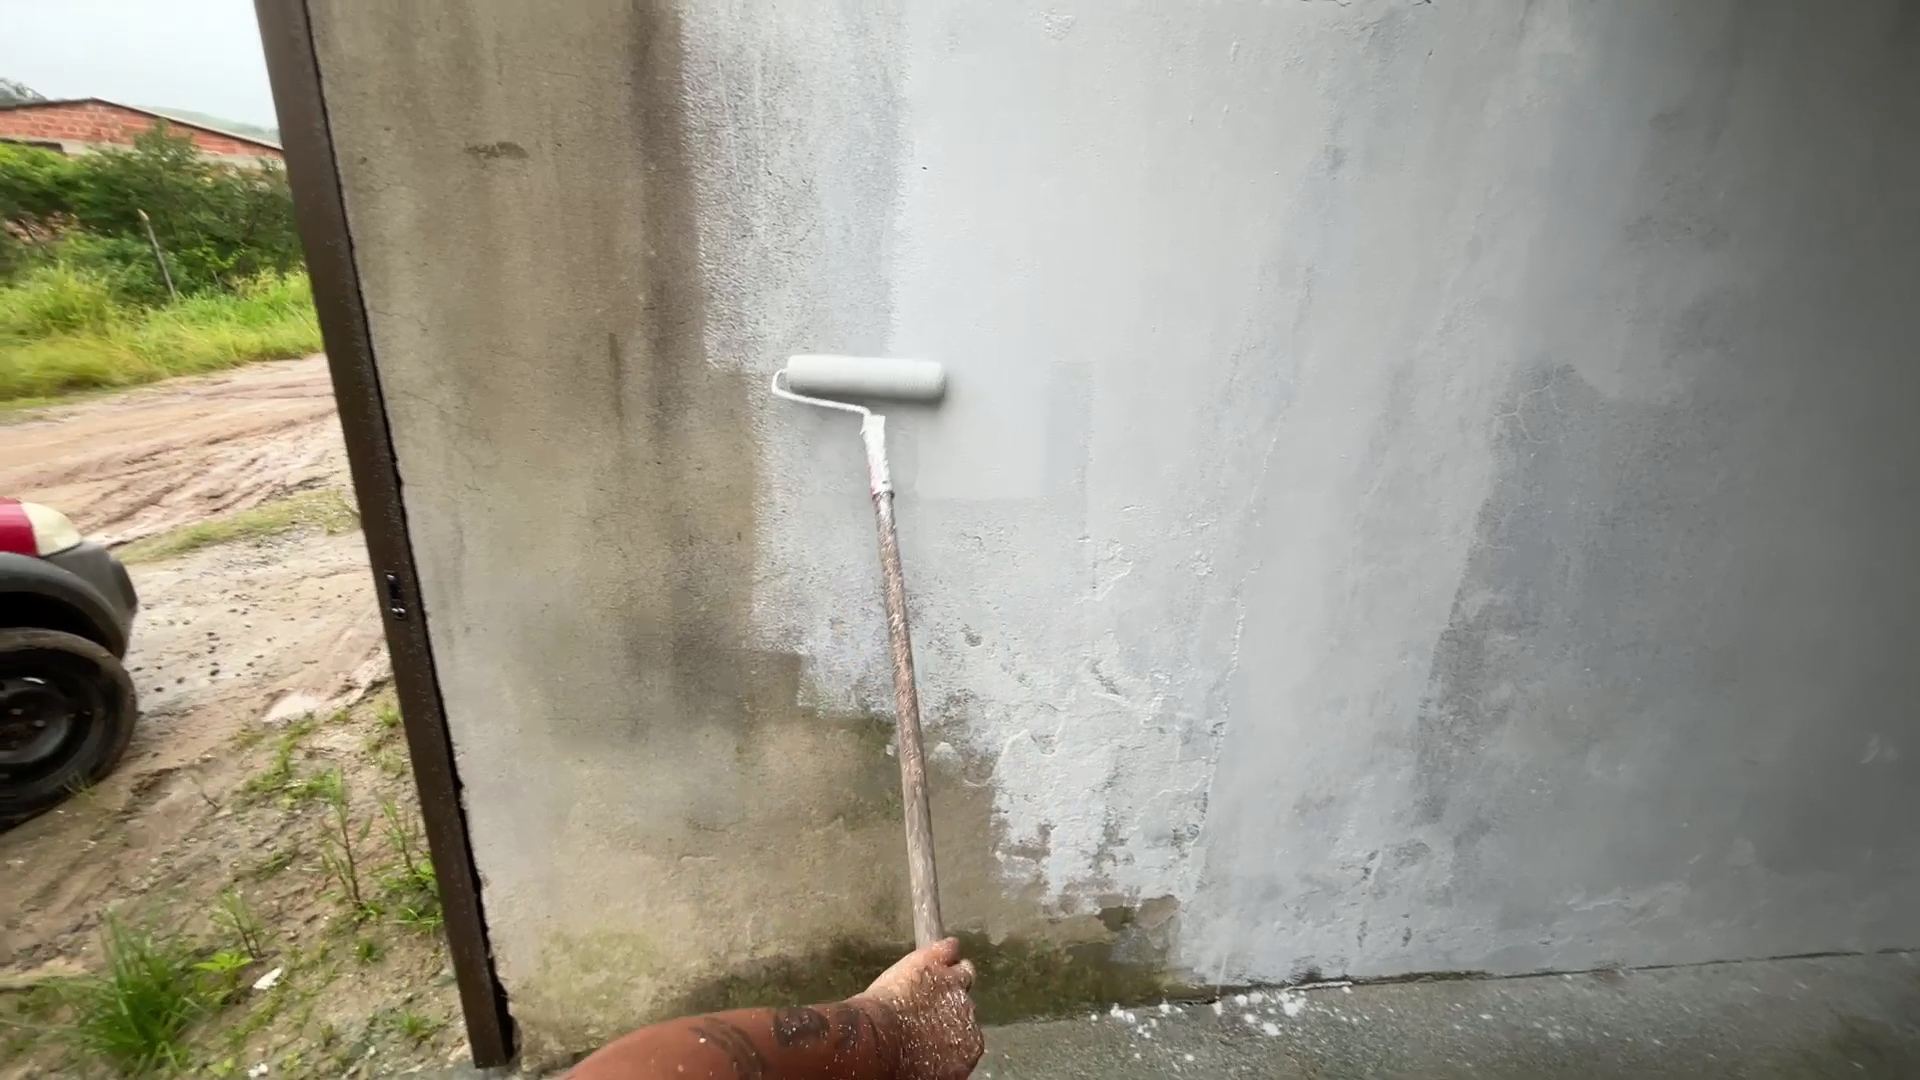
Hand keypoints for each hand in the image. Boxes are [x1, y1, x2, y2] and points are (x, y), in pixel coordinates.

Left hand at [858, 938, 982, 1079]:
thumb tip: (940, 1055)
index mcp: (969, 1047)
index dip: (952, 1028)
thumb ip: (945, 1060)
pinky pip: (951, 947)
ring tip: (930, 979)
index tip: (937, 1028)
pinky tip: (937, 953)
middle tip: (927, 1007)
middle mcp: (969, 1013)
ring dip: (950, 975)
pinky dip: (946, 949)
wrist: (874, 1043)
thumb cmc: (895, 1066)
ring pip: (964, 972)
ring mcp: (954, 983)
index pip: (970, 1032)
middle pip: (966, 1003)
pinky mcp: (935, 960)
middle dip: (950, 1003)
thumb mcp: (930, 1073)